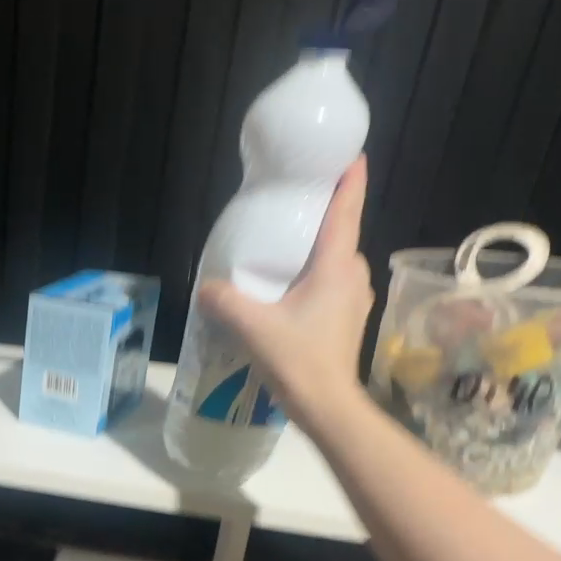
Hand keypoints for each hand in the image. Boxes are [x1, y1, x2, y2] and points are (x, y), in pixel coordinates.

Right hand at [199, 156, 372, 423]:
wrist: (326, 406)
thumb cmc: (298, 359)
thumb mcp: (252, 327)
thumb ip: (225, 300)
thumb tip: (206, 287)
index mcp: (337, 266)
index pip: (346, 211)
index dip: (349, 180)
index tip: (350, 154)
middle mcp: (353, 275)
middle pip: (338, 236)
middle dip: (317, 221)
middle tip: (289, 211)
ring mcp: (354, 299)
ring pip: (333, 264)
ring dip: (311, 256)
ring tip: (281, 255)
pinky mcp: (347, 320)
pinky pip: (329, 287)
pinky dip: (311, 280)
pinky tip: (285, 293)